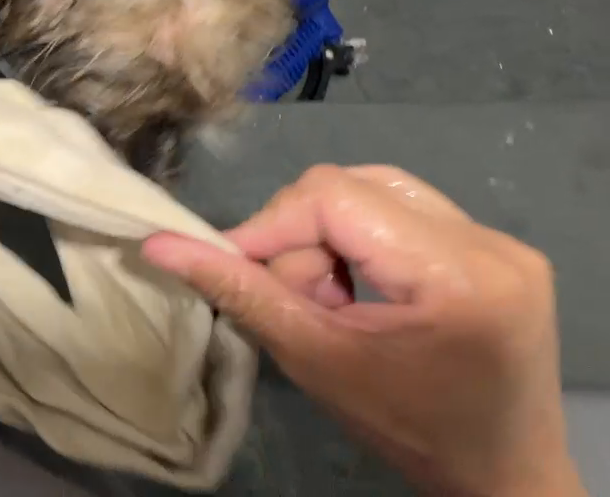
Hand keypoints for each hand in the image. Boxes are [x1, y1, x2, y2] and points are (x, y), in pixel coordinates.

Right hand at [142, 165, 581, 496]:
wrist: (499, 474)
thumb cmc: (404, 421)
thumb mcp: (308, 354)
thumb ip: (234, 287)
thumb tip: (156, 243)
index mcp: (458, 273)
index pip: (329, 197)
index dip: (270, 223)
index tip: (239, 267)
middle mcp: (488, 244)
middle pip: (346, 187)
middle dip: (299, 233)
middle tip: (299, 295)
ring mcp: (498, 243)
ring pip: (366, 189)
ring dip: (323, 233)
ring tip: (328, 292)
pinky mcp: (492, 249)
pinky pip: (394, 207)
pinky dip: (354, 236)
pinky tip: (355, 282)